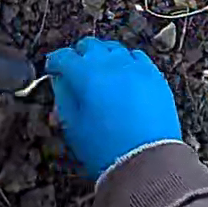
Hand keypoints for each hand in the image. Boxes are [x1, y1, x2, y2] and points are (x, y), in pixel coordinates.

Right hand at [45, 37, 181, 179]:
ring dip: (103, 56)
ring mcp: (134, 67)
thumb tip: (60, 81)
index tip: (54, 69)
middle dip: (79, 54)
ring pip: (114, 49)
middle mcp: (110, 64)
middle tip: (76, 69)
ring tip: (100, 72)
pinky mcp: (153, 75)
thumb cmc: (105, 149)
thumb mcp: (73, 127)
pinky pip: (137, 58)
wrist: (146, 161)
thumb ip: (63, 98)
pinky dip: (127, 62)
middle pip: (90, 45)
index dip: (55, 62)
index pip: (64, 56)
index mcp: (86, 75)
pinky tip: (124, 74)